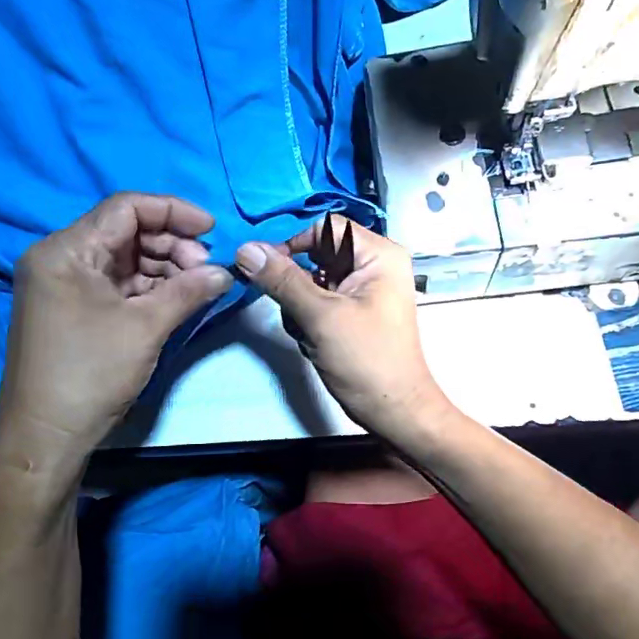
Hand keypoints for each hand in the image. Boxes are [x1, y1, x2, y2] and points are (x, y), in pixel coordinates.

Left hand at [0, 193, 232, 462]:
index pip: (125, 208)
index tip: (211, 229)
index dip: (173, 211)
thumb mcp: (145, 327)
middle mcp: (59, 257)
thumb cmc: (90, 374)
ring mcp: (63, 284)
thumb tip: (225, 272)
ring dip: (162, 267)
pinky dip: (146, 287)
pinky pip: (114, 283)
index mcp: (65, 250)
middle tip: (205, 270)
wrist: (45, 436)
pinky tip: (175, 298)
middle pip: (125, 231)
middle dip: (171, 245)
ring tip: (196, 287)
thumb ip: (188, 291)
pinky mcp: (71, 307)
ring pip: (123, 259)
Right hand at [234, 216, 454, 445]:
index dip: (293, 241)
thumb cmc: (367, 360)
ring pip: (311, 280)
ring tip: (308, 331)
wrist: (393, 411)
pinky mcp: (351, 311)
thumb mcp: (321, 317)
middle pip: (315, 253)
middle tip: (292, 309)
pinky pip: (316, 300)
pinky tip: (312, 340)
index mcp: (379, 254)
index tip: (264, 266)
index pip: (324, 227)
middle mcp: (372, 264)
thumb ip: (282, 280)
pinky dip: (306, 318)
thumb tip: (246, 249)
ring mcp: (361, 289)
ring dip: (298, 305)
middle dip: (295, 282)